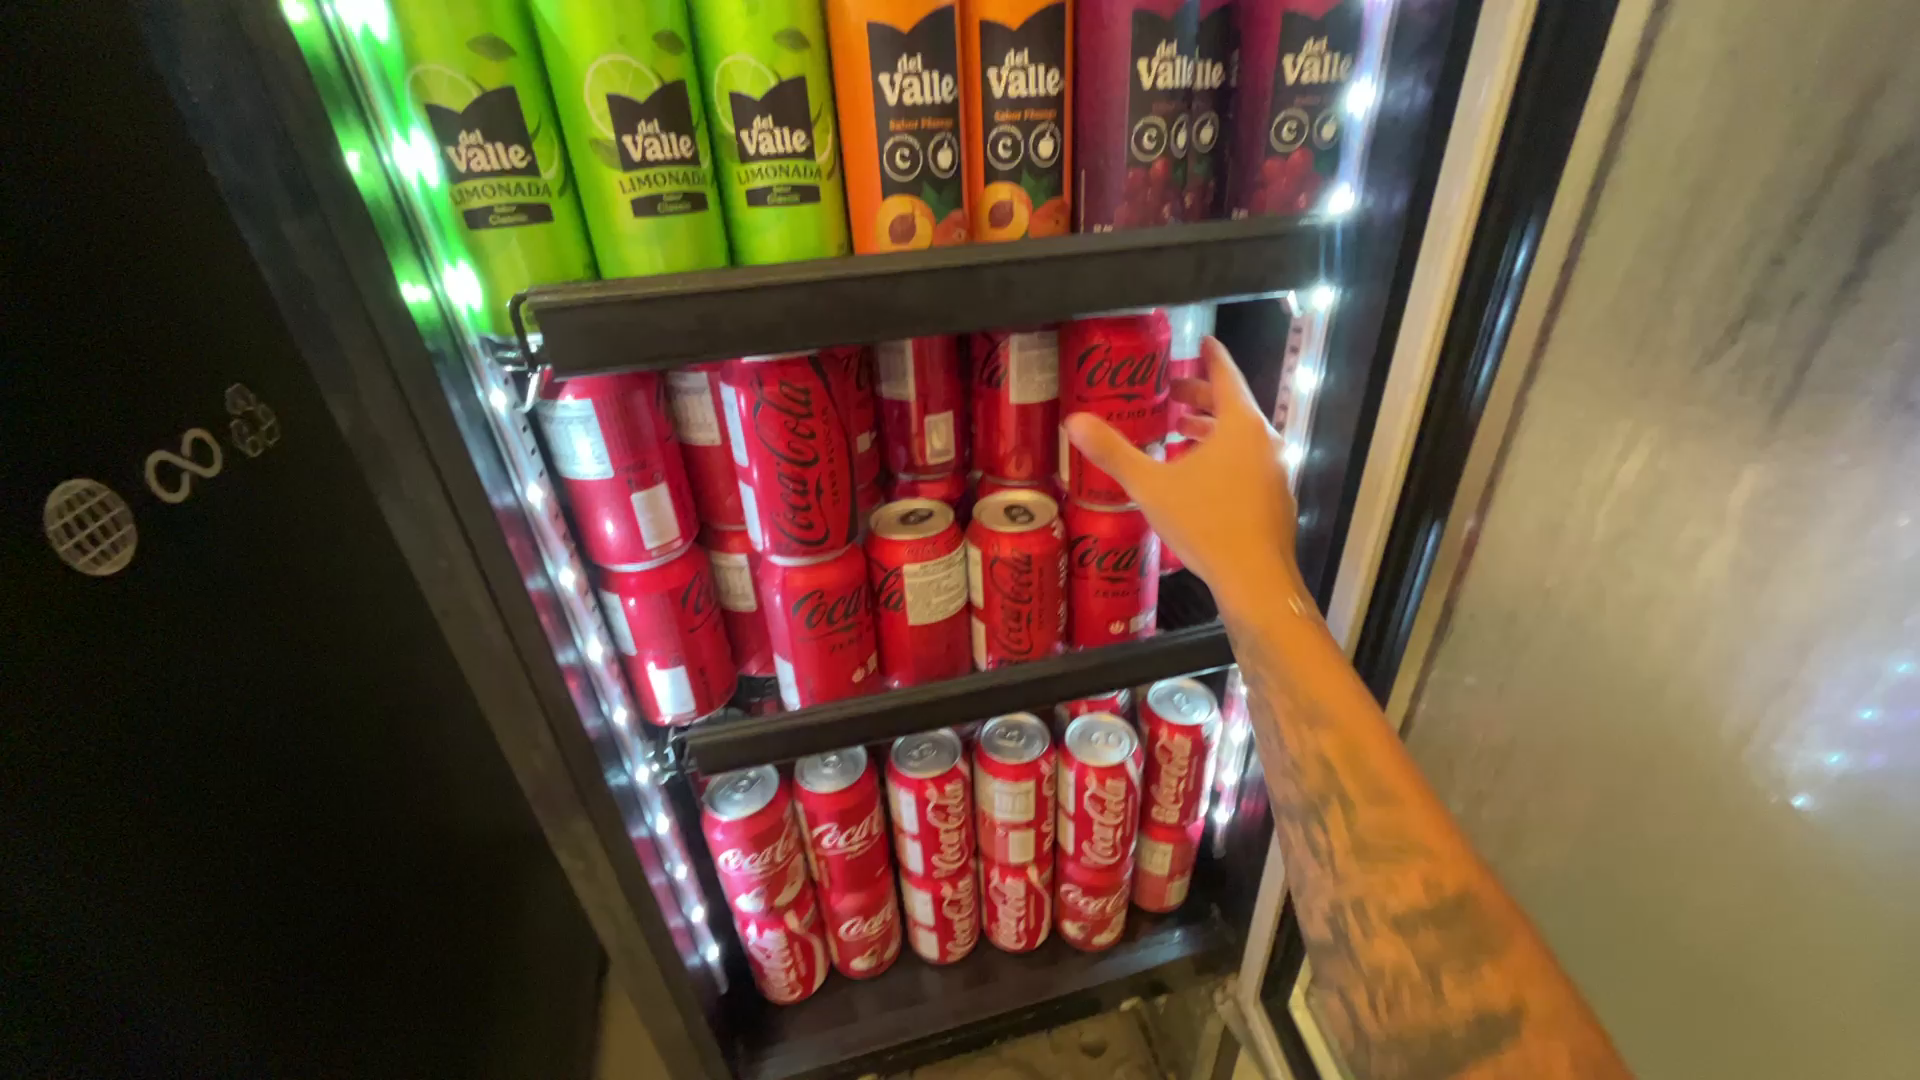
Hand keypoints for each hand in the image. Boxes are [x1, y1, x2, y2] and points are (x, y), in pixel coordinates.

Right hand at [1063, 336, 1305, 618]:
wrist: (1255, 579)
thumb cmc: (1205, 524)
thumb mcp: (1150, 486)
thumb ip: (1113, 452)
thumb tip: (1074, 421)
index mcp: (1240, 426)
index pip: (1226, 376)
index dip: (1211, 357)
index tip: (1203, 342)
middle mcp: (1266, 441)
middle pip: (1234, 406)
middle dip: (1202, 397)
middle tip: (1173, 396)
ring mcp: (1277, 471)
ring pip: (1242, 438)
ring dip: (1212, 431)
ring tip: (1180, 435)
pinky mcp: (1277, 498)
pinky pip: (1250, 464)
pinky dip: (1226, 458)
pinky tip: (1200, 479)